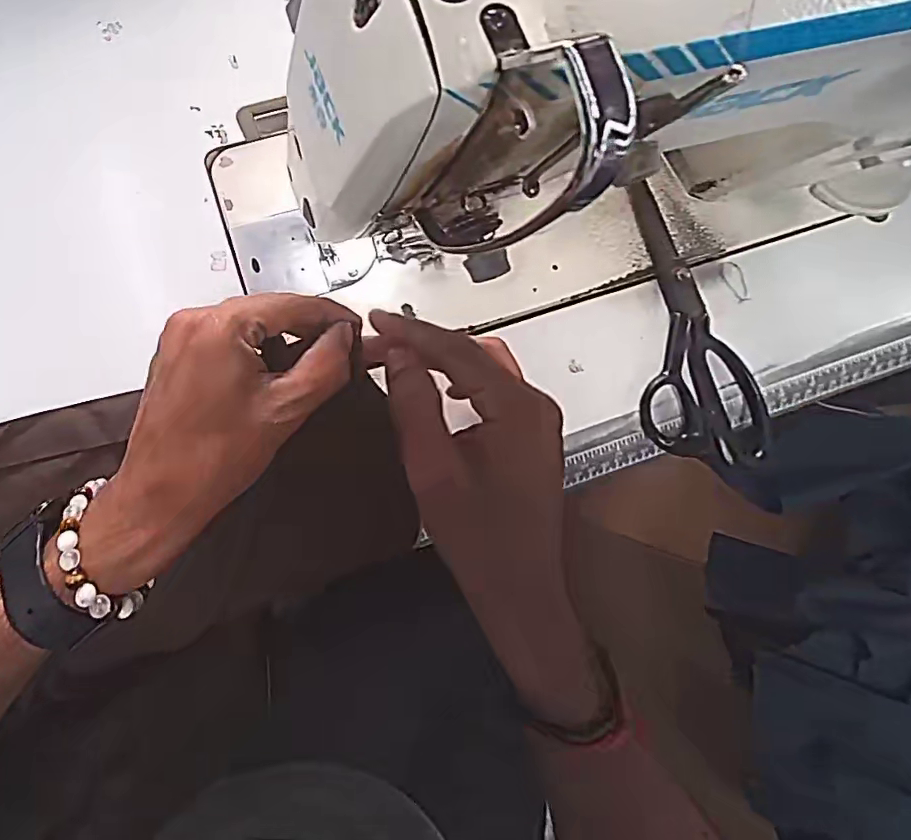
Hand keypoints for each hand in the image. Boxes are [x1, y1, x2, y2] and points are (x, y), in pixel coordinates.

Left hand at [69, 295, 359, 593]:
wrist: (160, 492)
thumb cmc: (206, 461)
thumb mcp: (286, 409)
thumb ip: (326, 364)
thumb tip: (342, 338)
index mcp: (219, 326)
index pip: (292, 303)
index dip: (331, 316)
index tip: (351, 330)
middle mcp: (193, 321)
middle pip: (268, 307)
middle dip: (306, 327)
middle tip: (338, 348)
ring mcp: (179, 334)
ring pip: (247, 320)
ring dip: (279, 337)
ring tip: (305, 365)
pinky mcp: (175, 351)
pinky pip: (224, 334)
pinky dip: (251, 346)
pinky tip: (268, 372)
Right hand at [363, 310, 601, 726]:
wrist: (521, 590)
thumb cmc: (477, 538)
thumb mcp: (433, 469)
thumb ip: (414, 405)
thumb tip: (398, 355)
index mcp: (516, 407)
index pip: (456, 350)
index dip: (411, 332)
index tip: (372, 320)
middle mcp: (534, 403)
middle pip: (472, 350)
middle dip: (422, 341)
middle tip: (376, 340)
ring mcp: (537, 417)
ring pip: (483, 364)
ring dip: (440, 354)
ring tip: (398, 353)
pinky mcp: (531, 432)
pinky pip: (491, 384)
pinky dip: (457, 374)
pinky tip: (434, 382)